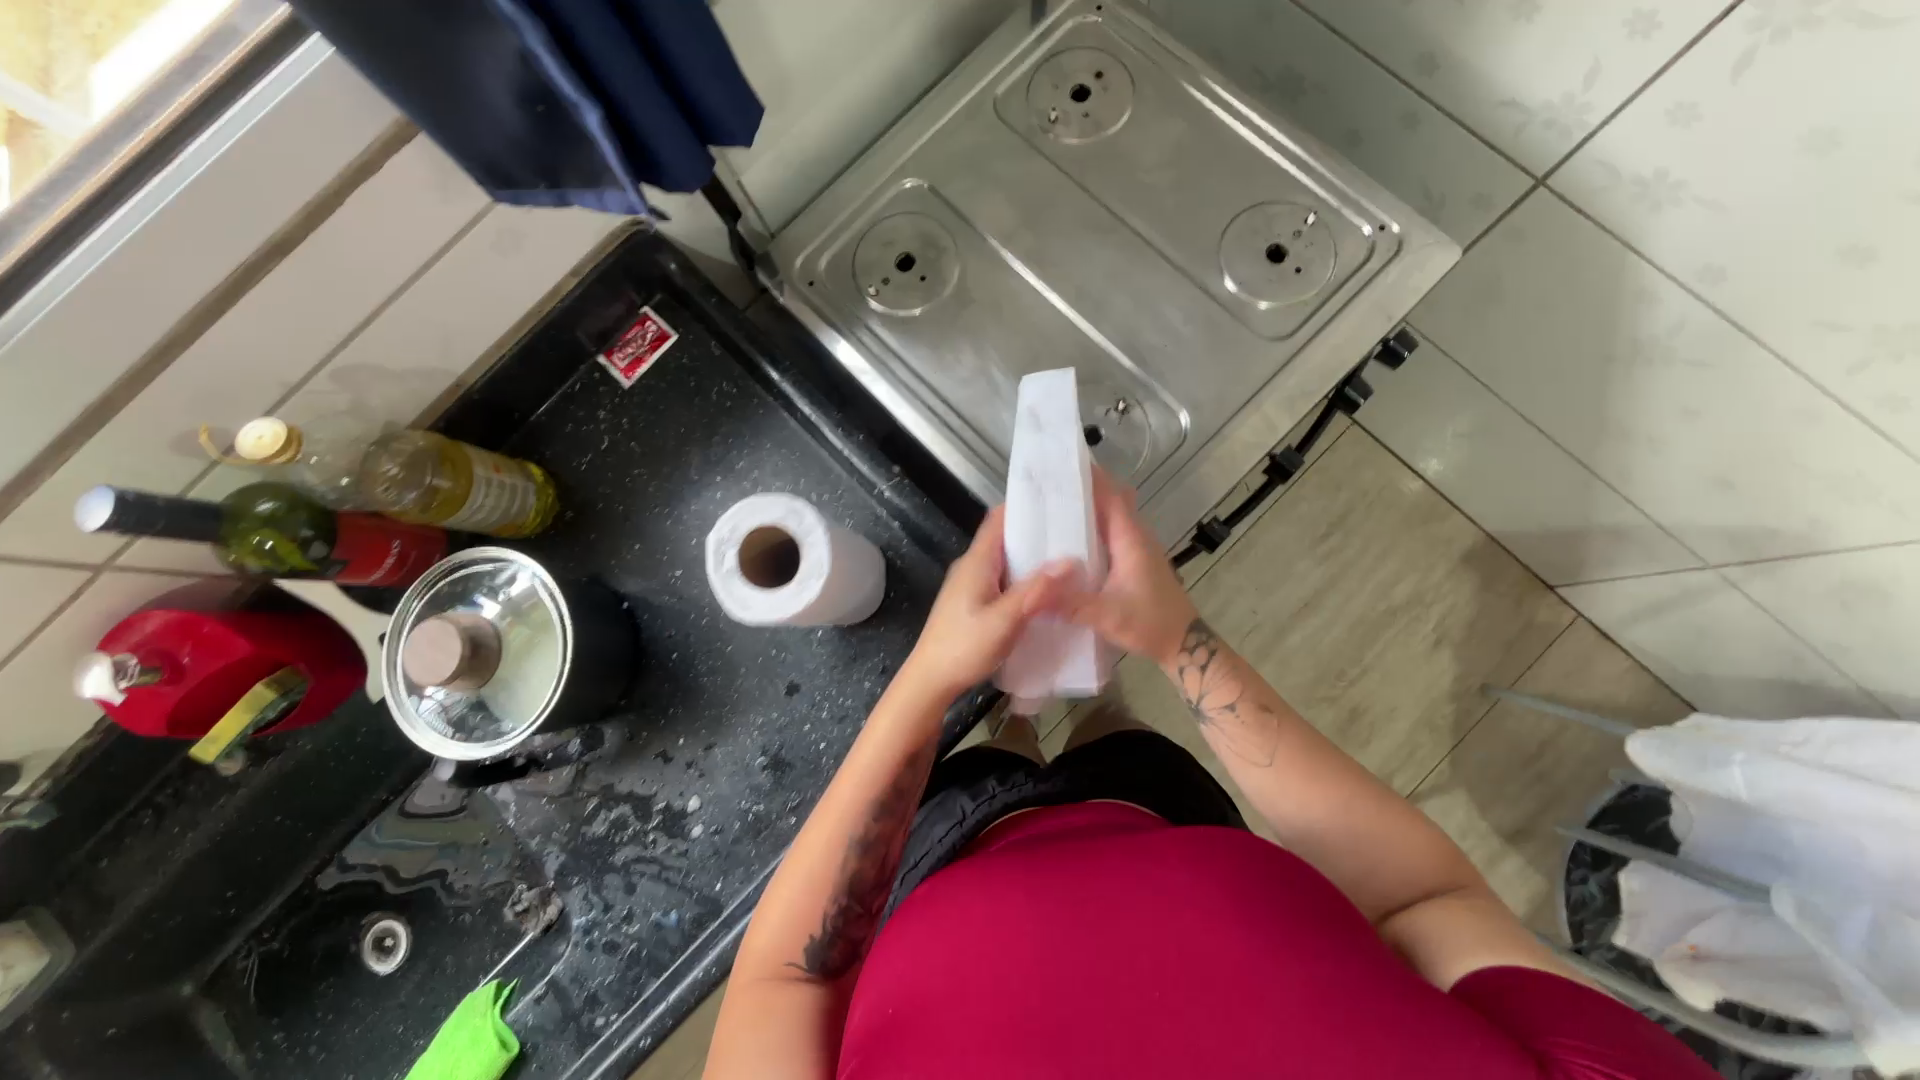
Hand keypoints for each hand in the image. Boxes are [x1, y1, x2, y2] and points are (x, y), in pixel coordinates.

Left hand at [903, 505, 1074, 699]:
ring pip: (1009, 562)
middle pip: (1007, 538)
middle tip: (1078, 534)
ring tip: (1072, 560)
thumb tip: (1070, 560)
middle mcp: (973, 566)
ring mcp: (973, 585)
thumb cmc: (963, 648)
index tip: (1060, 502)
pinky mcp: (976, 603)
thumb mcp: (1004, 620)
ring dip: (1035, 559)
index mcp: (977, 561)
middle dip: (1039, 534)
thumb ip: (1035, 590)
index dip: (1027, 505)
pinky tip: (1049, 592)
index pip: (1000, 518)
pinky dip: (1027, 580)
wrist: (931, 680)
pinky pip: (1005, 581)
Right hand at [1061, 467, 1198, 666]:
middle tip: (1049, 486)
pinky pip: (1111, 533)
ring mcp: (1137, 548)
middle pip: (1111, 499)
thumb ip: (1069, 604)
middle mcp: (1135, 536)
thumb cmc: (1150, 623)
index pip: (1110, 494)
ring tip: (1051, 508)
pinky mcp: (1135, 561)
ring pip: (1111, 516)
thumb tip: (1030, 594)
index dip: (1088, 477)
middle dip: (1084, 488)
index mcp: (1130, 538)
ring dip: (1087, 508)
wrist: (1183, 644)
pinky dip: (1092, 528)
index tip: (1060, 464)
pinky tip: (1069, 542)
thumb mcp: (1106, 616)